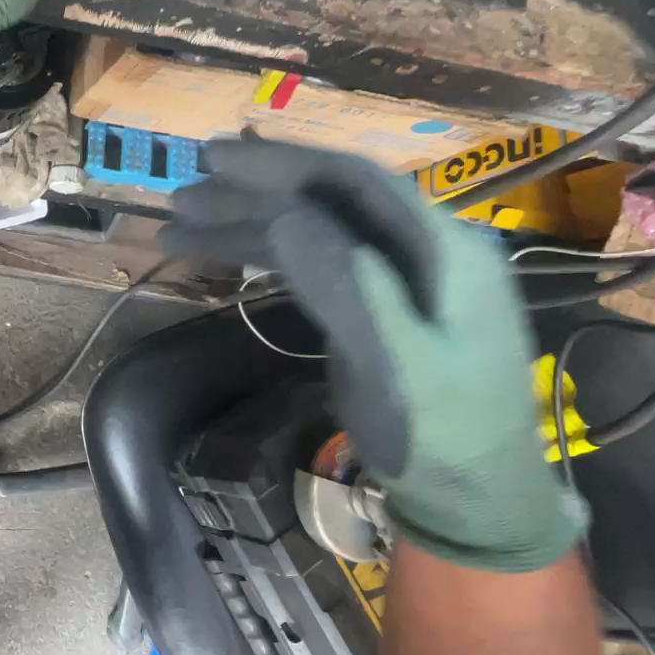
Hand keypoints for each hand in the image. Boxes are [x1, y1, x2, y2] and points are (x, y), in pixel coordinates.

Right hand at [163, 140, 585, 572]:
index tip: (216, 157)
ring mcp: (398, 272)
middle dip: (251, 192)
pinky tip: (223, 250)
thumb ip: (351, 287)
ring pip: (312, 227)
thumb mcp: (401, 366)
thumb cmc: (443, 437)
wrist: (474, 498)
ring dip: (246, 222)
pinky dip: (264, 251)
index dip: (282, 162)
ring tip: (180, 224)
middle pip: (326, 199)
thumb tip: (286, 218)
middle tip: (183, 193)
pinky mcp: (375, 299)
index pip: (355, 182)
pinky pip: (313, 259)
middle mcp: (423, 247)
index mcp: (445, 250)